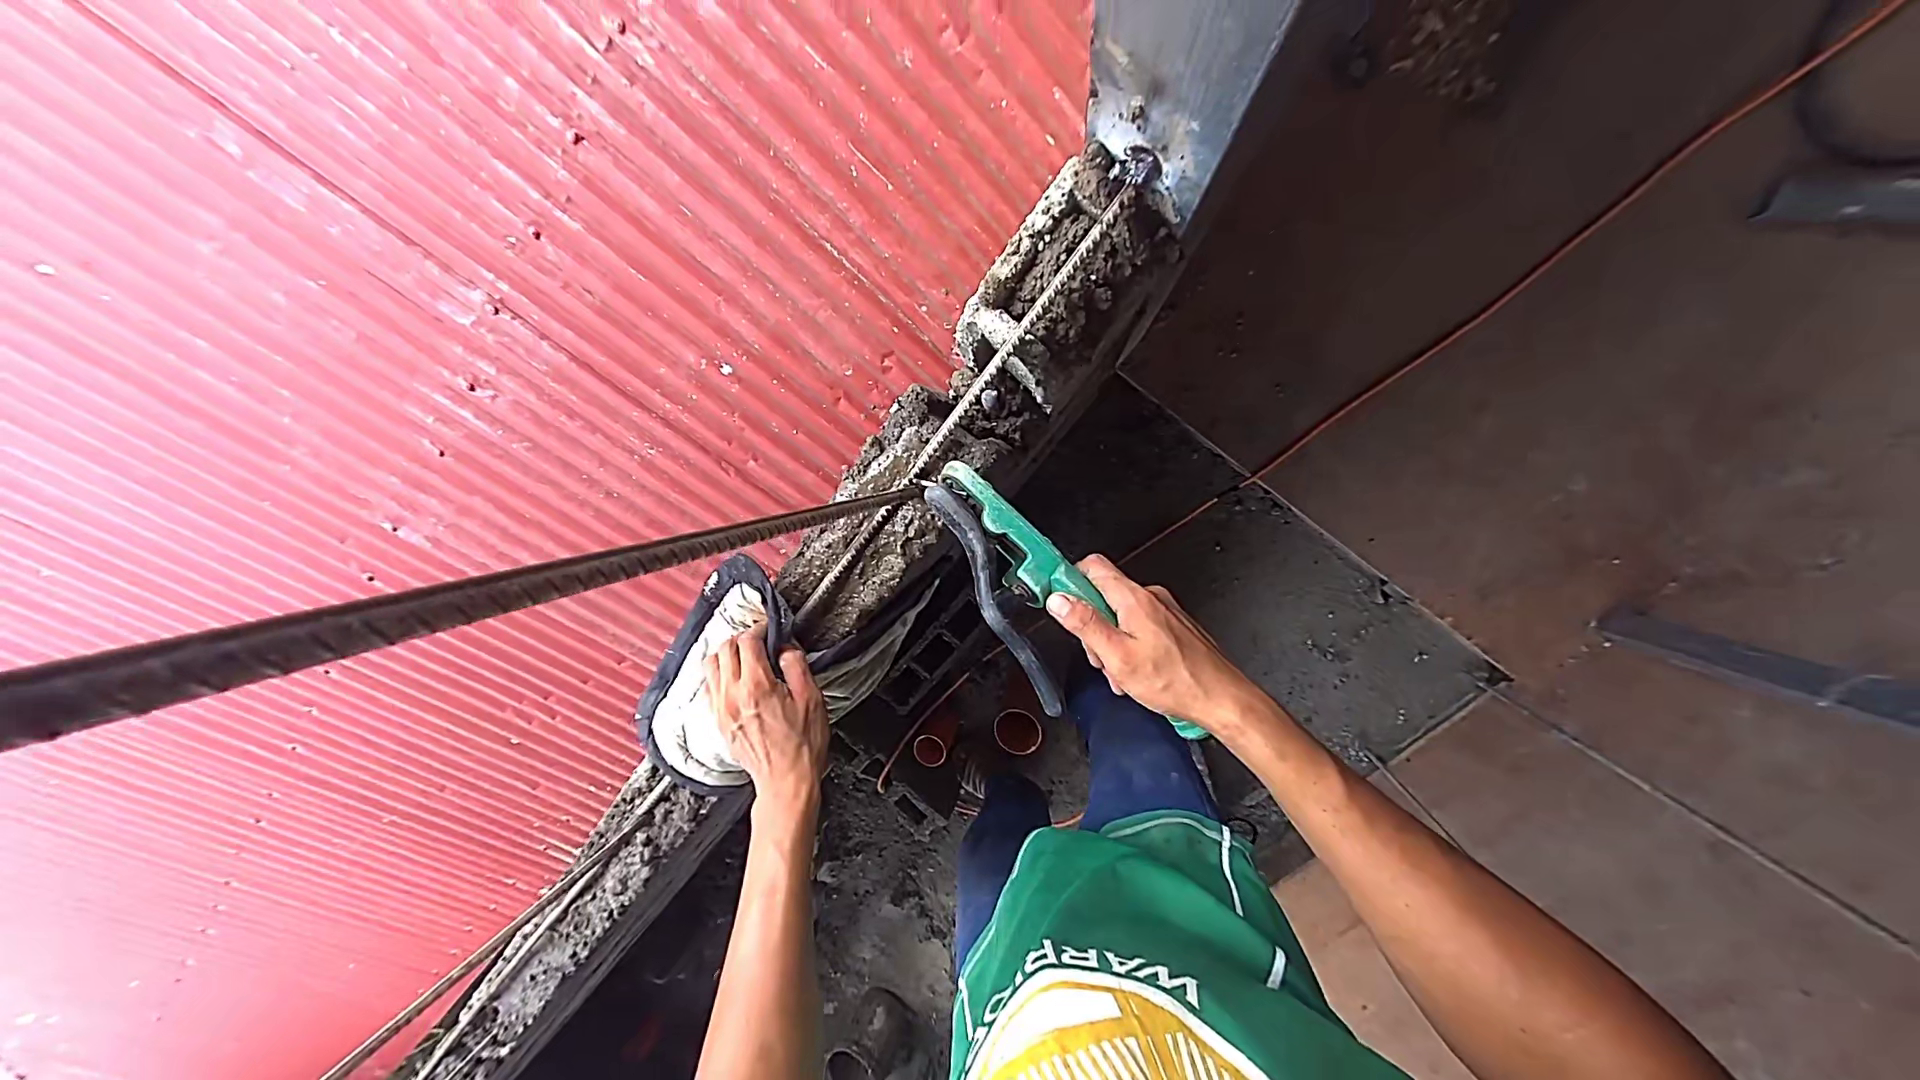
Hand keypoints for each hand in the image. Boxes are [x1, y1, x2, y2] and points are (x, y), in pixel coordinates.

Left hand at [704, 631, 828, 812]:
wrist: (785, 780)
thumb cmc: (802, 745)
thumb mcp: (812, 698)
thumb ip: (797, 666)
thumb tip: (786, 647)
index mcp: (757, 686)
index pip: (747, 641)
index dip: (759, 629)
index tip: (769, 630)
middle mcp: (733, 695)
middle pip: (724, 649)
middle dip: (741, 638)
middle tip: (759, 640)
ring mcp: (722, 709)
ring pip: (710, 665)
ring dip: (726, 654)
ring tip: (745, 656)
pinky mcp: (719, 721)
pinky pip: (709, 687)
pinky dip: (719, 674)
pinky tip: (735, 679)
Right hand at [1044, 555, 1265, 734]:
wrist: (1221, 699)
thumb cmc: (1177, 681)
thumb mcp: (1118, 656)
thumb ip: (1085, 624)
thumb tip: (1059, 600)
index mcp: (1134, 598)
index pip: (1091, 566)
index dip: (1069, 581)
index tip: (1058, 601)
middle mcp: (1150, 597)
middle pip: (1103, 595)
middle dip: (1092, 626)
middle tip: (1098, 655)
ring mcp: (1163, 611)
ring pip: (1120, 616)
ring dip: (1112, 643)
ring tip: (1122, 672)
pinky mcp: (1172, 626)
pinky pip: (1138, 627)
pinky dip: (1130, 647)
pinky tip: (1137, 673)